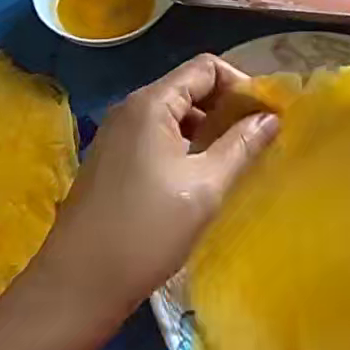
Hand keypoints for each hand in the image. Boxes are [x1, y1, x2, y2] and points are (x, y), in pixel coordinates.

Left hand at [33, 54, 278, 318]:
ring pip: (173, 114)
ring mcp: (117, 134)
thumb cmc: (147, 230)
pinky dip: (184, 145)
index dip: (241, 84)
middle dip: (226, 106)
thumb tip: (270, 117)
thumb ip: (240, 146)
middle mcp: (130, 108)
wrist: (79, 281)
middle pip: (188, 87)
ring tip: (236, 159)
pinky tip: (202, 176)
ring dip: (207, 128)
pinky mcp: (113, 158)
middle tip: (258, 138)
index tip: (267, 116)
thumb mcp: (204, 187)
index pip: (205, 67)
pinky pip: (156, 136)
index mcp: (150, 103)